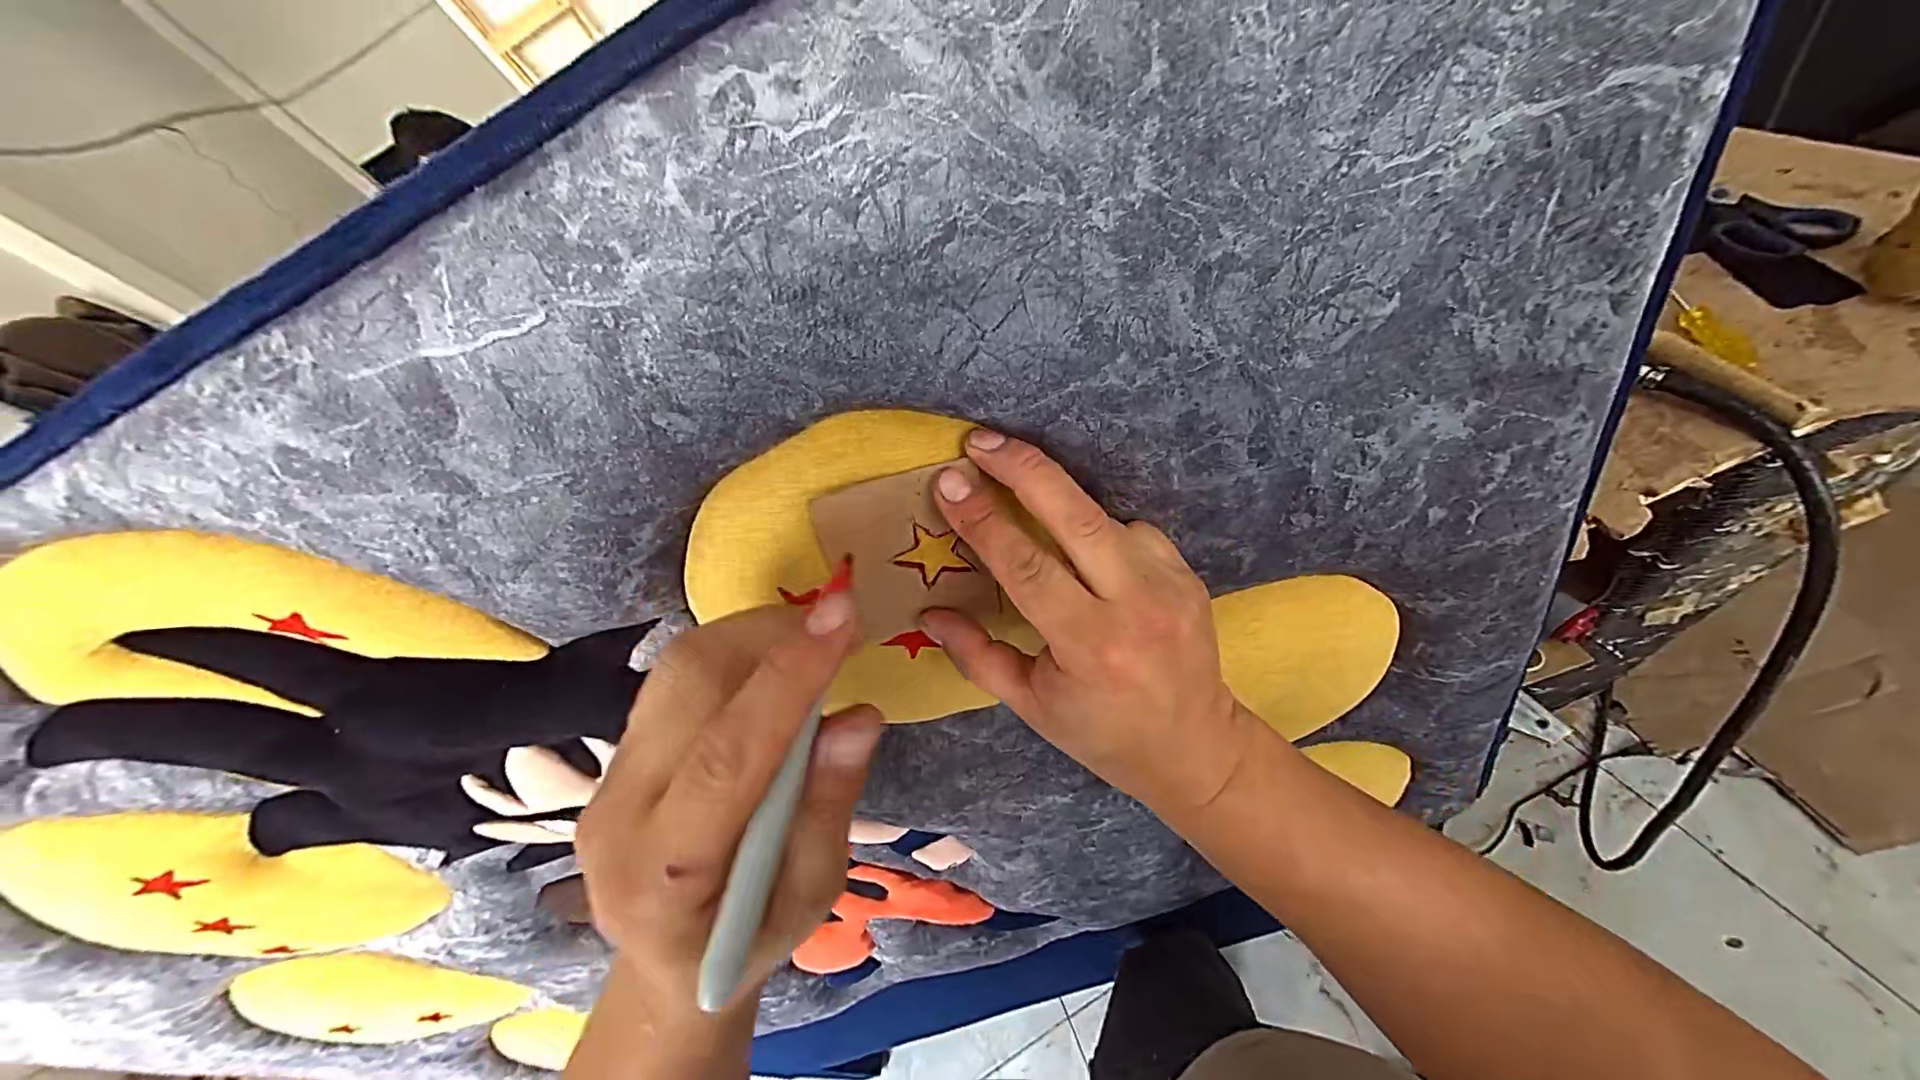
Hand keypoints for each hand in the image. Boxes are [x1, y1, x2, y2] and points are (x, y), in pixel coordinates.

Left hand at [573, 594, 882, 1036]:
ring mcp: (607, 778)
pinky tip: (777, 656)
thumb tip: (859, 716)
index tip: (841, 620)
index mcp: (664, 876)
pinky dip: (736, 647)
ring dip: (756, 631)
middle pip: (691, 687)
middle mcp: (617, 814)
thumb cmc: (749, 942)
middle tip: (840, 619)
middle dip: (773, 634)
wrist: (668, 963)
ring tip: (815, 632)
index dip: (788, 680)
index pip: (727, 755)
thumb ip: (830, 805)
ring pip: (679, 667)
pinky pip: (677, 676)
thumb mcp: (812, 896)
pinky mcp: (617, 753)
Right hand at [920, 429, 1263, 814]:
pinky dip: (1098, 530)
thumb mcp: (1030, 704)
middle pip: (1075, 517)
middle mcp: (1136, 605)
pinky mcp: (1187, 573)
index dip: (984, 521)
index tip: (951, 482)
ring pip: (1104, 515)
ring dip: (1058, 498)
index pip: (1027, 567)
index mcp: (1090, 645)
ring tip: (1020, 490)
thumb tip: (927, 613)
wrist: (1194, 746)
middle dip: (1024, 469)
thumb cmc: (1101, 731)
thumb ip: (976, 655)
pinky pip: (1131, 530)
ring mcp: (1170, 583)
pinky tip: (1084, 552)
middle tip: (982, 441)